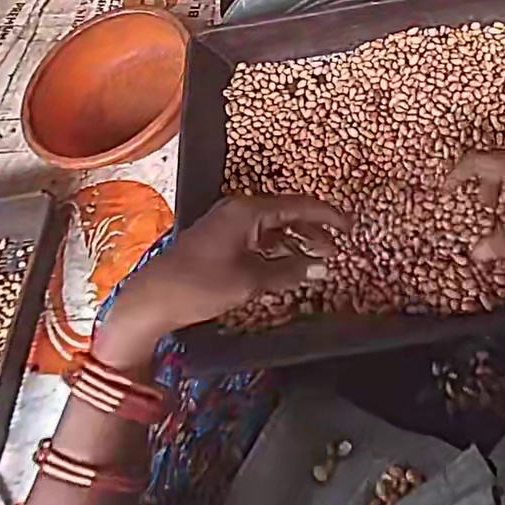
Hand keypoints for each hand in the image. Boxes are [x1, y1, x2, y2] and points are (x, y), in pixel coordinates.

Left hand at [95, 195, 348, 366]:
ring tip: (316, 262)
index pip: (298, 206)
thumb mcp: (250, 281)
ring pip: (272, 226)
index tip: (349, 228)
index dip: (327, 217)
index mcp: (248, 210)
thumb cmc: (202, 285)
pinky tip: (287, 265)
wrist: (154, 298)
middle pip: (286, 214)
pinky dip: (276, 249)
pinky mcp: (219, 237)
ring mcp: (227, 222)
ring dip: (295, 242)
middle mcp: (238, 209)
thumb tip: (323, 267)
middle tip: (336, 252)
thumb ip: (289, 271)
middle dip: (313, 232)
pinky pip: (257, 236)